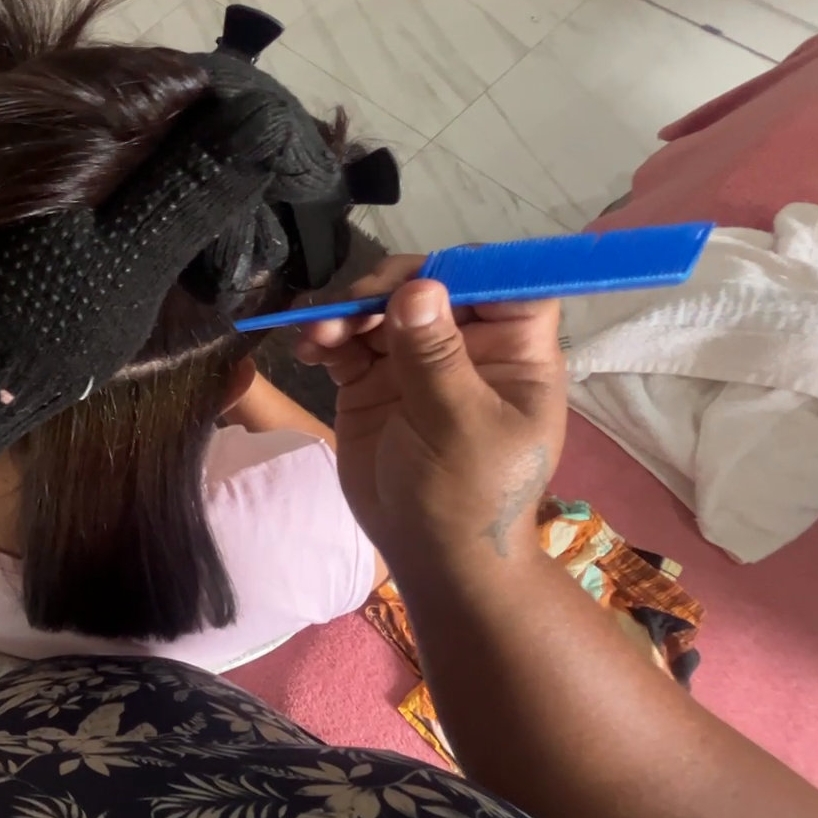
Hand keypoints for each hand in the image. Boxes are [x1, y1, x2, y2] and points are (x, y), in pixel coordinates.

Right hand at [294, 256, 565, 574]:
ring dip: (344, 315)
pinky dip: (323, 340)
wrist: (424, 547)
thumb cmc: (466, 493)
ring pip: (377, 312)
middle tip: (348, 308)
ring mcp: (411, 363)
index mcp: (511, 351)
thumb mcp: (459, 424)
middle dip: (383, 290)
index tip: (414, 282)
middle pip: (427, 289)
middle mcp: (463, 348)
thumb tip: (417, 288)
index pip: (503, 284)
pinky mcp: (368, 382)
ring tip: (316, 337)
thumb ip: (435, 357)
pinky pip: (344, 345)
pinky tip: (306, 350)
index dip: (464, 270)